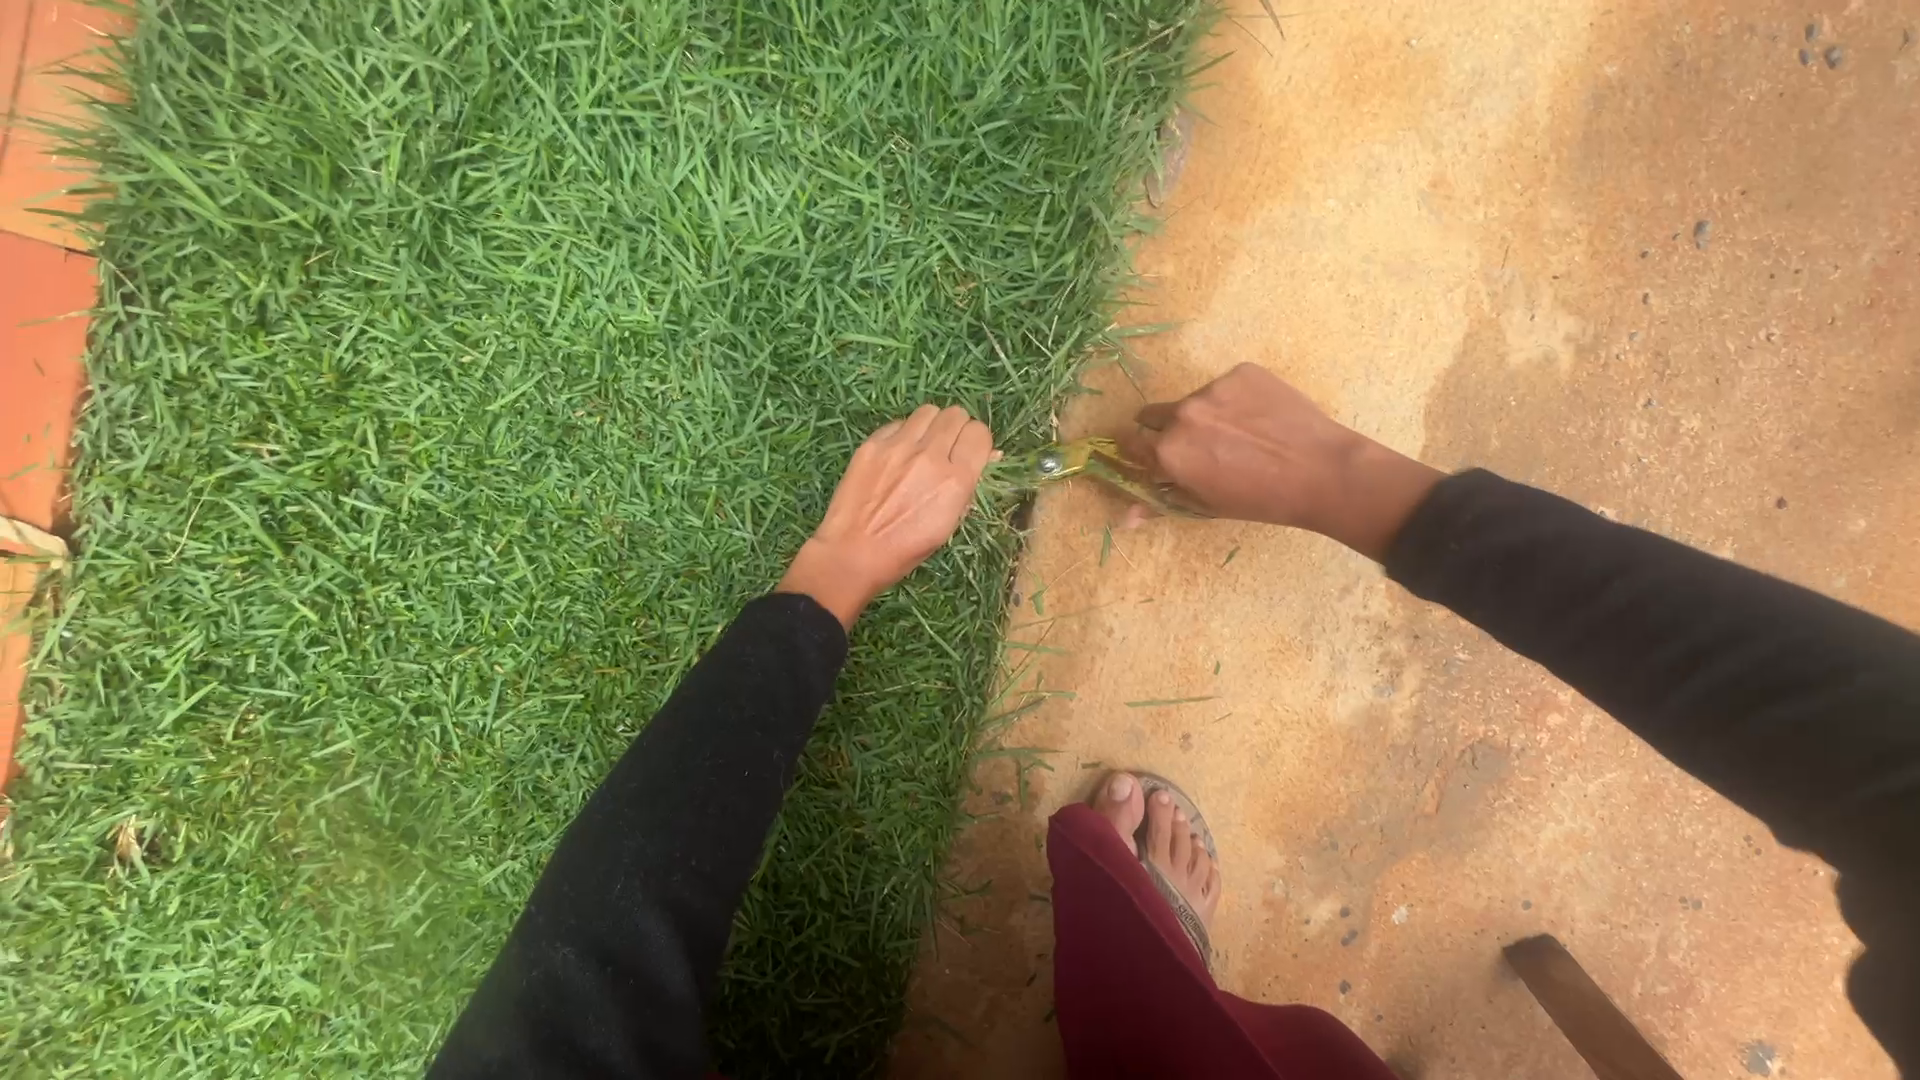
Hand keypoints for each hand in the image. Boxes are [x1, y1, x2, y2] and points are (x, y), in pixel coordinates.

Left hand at [778, 405, 994, 628]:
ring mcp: (898, 447)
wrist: (853, 553)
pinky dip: (904, 434)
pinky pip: (899, 424)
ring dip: (932, 426)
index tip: (969, 453)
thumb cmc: (906, 549)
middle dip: (957, 429)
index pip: (979, 433)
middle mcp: (929, 456)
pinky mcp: (872, 444)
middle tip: (948, 448)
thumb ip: (966, 485)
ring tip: (924, 446)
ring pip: (928, 412)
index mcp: (955, 481)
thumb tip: (986, 455)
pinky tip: (897, 455)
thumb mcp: (948, 523)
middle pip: (956, 415)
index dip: (977, 442)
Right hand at [1116, 363, 1441, 560]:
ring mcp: (1212, 389)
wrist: (1322, 471)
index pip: (1128, 441)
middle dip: (1166, 430)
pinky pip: (1225, 386)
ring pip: (1193, 400)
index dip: (1137, 449)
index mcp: (1167, 452)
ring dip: (1204, 415)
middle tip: (1200, 447)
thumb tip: (1124, 518)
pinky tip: (1260, 419)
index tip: (1148, 454)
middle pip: (1153, 416)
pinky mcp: (1241, 372)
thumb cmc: (1259, 499)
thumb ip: (1160, 504)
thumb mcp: (1206, 505)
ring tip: (1241, 435)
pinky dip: (1235, 400)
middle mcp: (1182, 415)